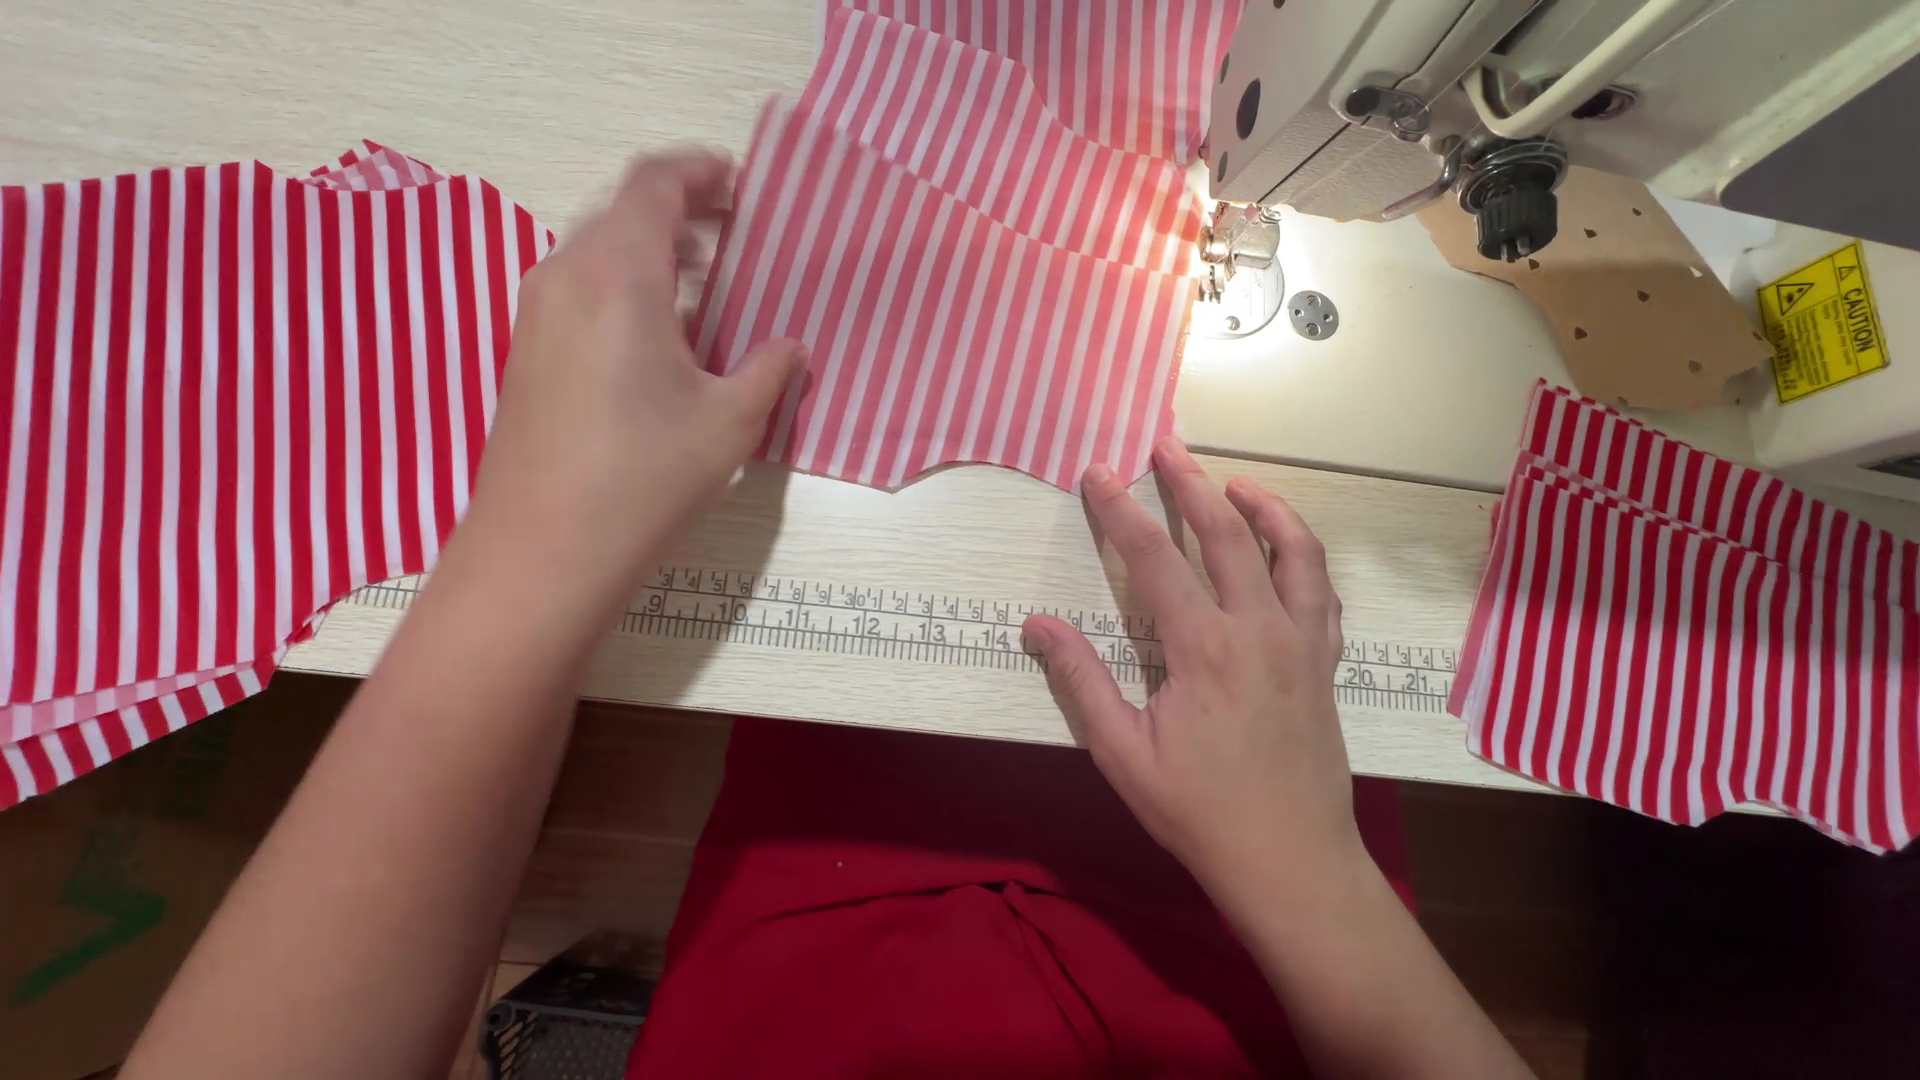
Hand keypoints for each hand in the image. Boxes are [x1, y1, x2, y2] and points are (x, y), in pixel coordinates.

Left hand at [460, 150, 804, 602]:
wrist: (545, 549)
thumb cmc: (647, 475)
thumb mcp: (730, 421)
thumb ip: (768, 369)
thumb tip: (790, 345)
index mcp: (619, 273)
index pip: (655, 183)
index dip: (700, 170)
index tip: (741, 183)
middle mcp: (567, 276)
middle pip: (623, 210)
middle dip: (681, 209)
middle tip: (734, 233)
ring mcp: (538, 315)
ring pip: (598, 250)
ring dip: (653, 251)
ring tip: (705, 282)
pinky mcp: (529, 352)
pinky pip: (581, 289)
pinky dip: (626, 286)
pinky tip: (661, 335)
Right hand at [1022, 438, 1361, 905]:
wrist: (1290, 862)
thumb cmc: (1199, 811)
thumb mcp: (1123, 754)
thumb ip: (1080, 681)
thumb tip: (1036, 625)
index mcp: (1205, 648)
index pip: (1155, 558)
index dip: (1120, 509)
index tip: (1098, 472)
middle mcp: (1260, 629)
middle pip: (1227, 533)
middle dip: (1191, 483)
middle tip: (1166, 446)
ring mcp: (1303, 642)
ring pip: (1292, 550)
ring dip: (1262, 506)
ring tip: (1232, 482)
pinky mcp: (1325, 661)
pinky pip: (1322, 589)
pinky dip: (1302, 553)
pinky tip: (1285, 547)